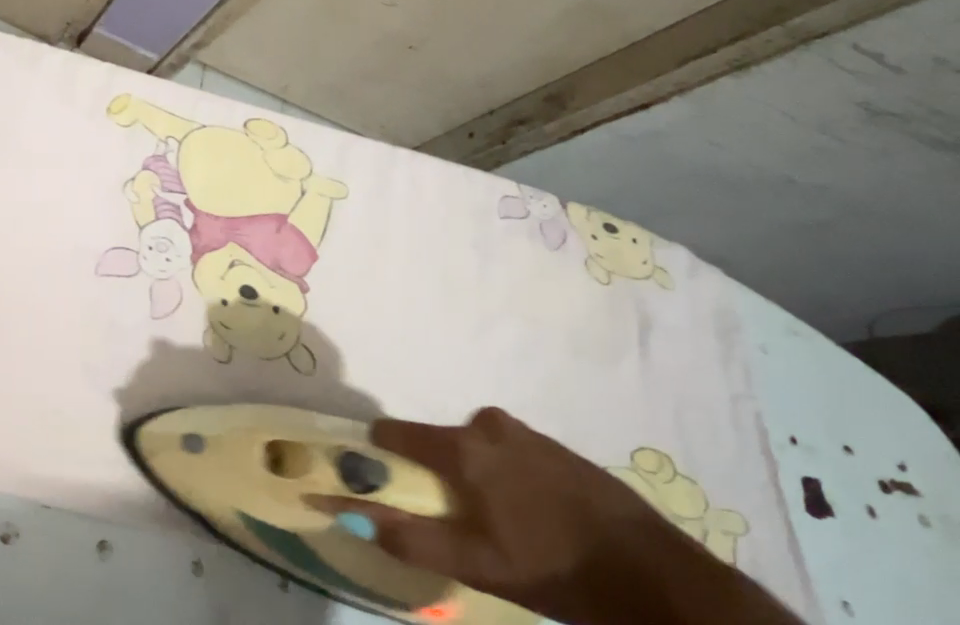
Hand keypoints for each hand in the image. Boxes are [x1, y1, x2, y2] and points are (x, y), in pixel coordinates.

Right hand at [310, 408, 799, 624]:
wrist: (656, 576)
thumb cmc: (552, 566)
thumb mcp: (474, 563)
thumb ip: (407, 537)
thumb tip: (346, 514)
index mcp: (463, 445)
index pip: (394, 432)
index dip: (378, 455)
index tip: (380, 482)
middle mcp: (490, 424)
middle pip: (438, 440)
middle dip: (434, 471)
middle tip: (448, 516)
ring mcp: (529, 433)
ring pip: (477, 446)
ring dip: (473, 474)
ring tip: (491, 521)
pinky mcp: (560, 449)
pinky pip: (510, 453)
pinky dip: (505, 475)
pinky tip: (526, 515)